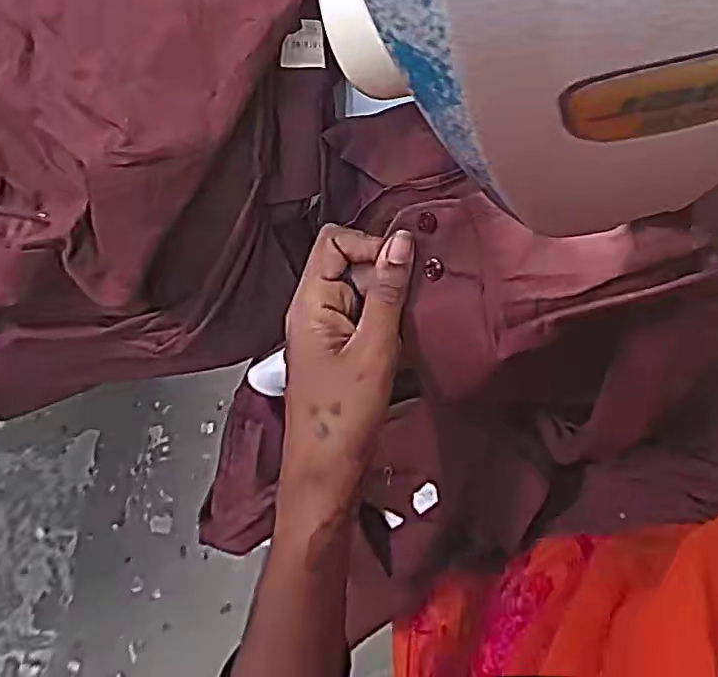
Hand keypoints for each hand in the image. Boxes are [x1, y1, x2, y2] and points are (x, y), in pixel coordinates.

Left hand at [276, 225, 414, 539]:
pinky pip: (366, 313)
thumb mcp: (374, 348)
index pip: (334, 241)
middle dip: (384, 274)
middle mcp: (313, 309)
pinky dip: (387, 319)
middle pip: (350, 261)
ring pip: (362, 287)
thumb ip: (389, 290)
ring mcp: (326, 327)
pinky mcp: (340, 345)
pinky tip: (398, 340)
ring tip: (402, 326)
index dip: (369, 245)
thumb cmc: (340, 422)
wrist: (326, 476)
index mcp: (309, 303)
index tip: (400, 267)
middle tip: (407, 302)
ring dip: (389, 299)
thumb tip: (401, 242)